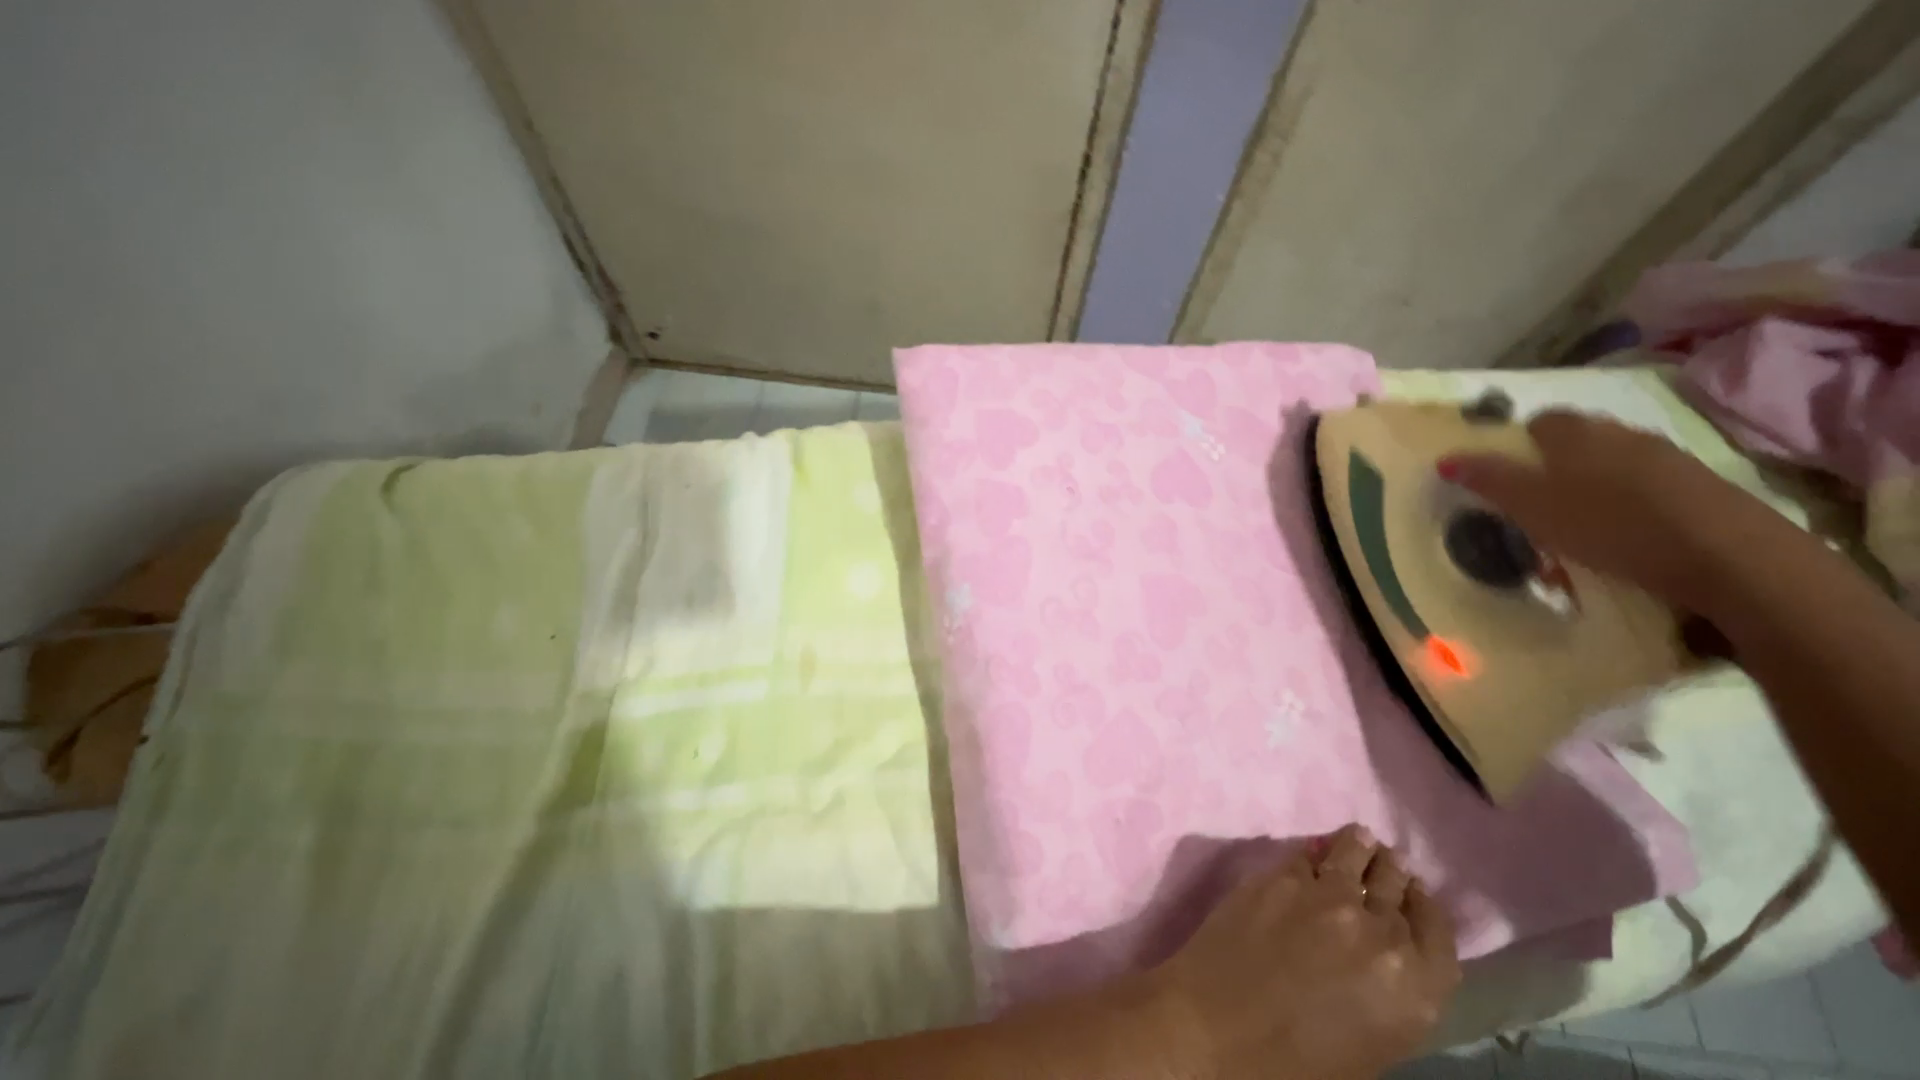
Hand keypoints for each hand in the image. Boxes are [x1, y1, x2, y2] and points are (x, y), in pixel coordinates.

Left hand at [1150, 825, 1459, 1079]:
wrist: (1214, 1032)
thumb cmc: (1295, 1061)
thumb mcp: (1372, 1044)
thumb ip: (1396, 993)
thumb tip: (1394, 956)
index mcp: (1416, 989)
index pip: (1437, 930)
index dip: (1424, 907)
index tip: (1416, 895)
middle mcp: (1382, 935)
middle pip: (1397, 887)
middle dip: (1393, 877)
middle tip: (1387, 868)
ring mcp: (1331, 898)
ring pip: (1357, 855)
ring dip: (1361, 848)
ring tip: (1360, 841)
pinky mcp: (1283, 878)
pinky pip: (1310, 855)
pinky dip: (1318, 851)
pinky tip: (1318, 851)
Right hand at [1439, 410, 1778, 617]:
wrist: (1727, 557)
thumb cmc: (1613, 526)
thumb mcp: (1535, 507)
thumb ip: (1490, 481)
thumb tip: (1446, 457)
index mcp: (1578, 432)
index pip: (1539, 422)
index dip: (1518, 446)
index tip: (1506, 480)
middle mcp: (1623, 433)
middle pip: (1578, 443)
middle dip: (1555, 469)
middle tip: (1537, 509)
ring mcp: (1668, 459)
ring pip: (1614, 467)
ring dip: (1594, 490)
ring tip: (1580, 531)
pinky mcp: (1701, 490)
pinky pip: (1648, 492)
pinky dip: (1630, 510)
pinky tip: (1626, 542)